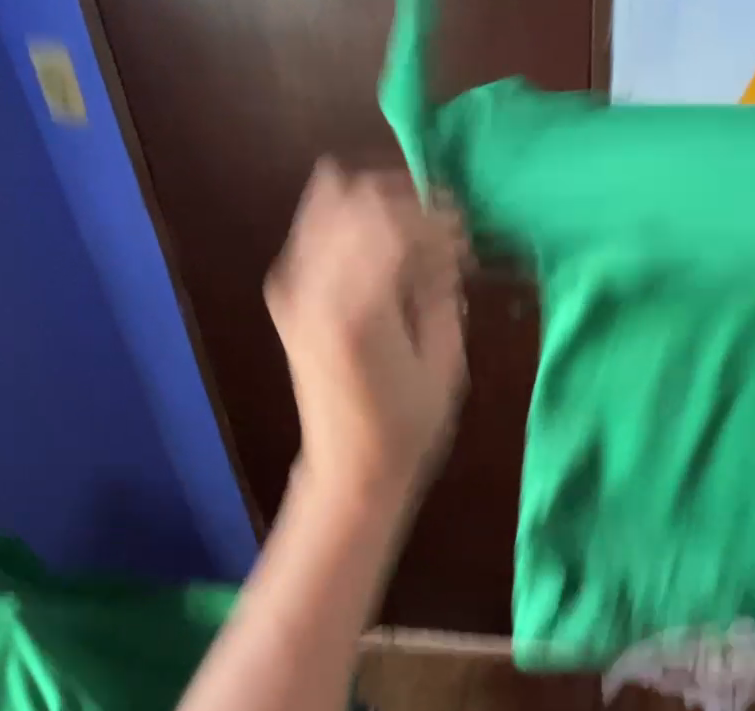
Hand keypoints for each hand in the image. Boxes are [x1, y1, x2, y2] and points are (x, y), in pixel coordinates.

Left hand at [265, 160, 468, 505]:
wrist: (349, 468)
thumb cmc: (407, 429)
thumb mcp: (444, 365)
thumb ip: (442, 294)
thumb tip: (448, 247)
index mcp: (358, 308)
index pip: (396, 222)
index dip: (437, 218)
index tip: (467, 231)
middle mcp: (314, 286)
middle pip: (357, 196)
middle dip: (407, 202)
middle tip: (444, 227)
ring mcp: (292, 287)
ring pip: (329, 201)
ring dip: (378, 205)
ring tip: (416, 232)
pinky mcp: (288, 294)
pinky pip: (316, 229)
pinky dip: (353, 224)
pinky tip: (385, 247)